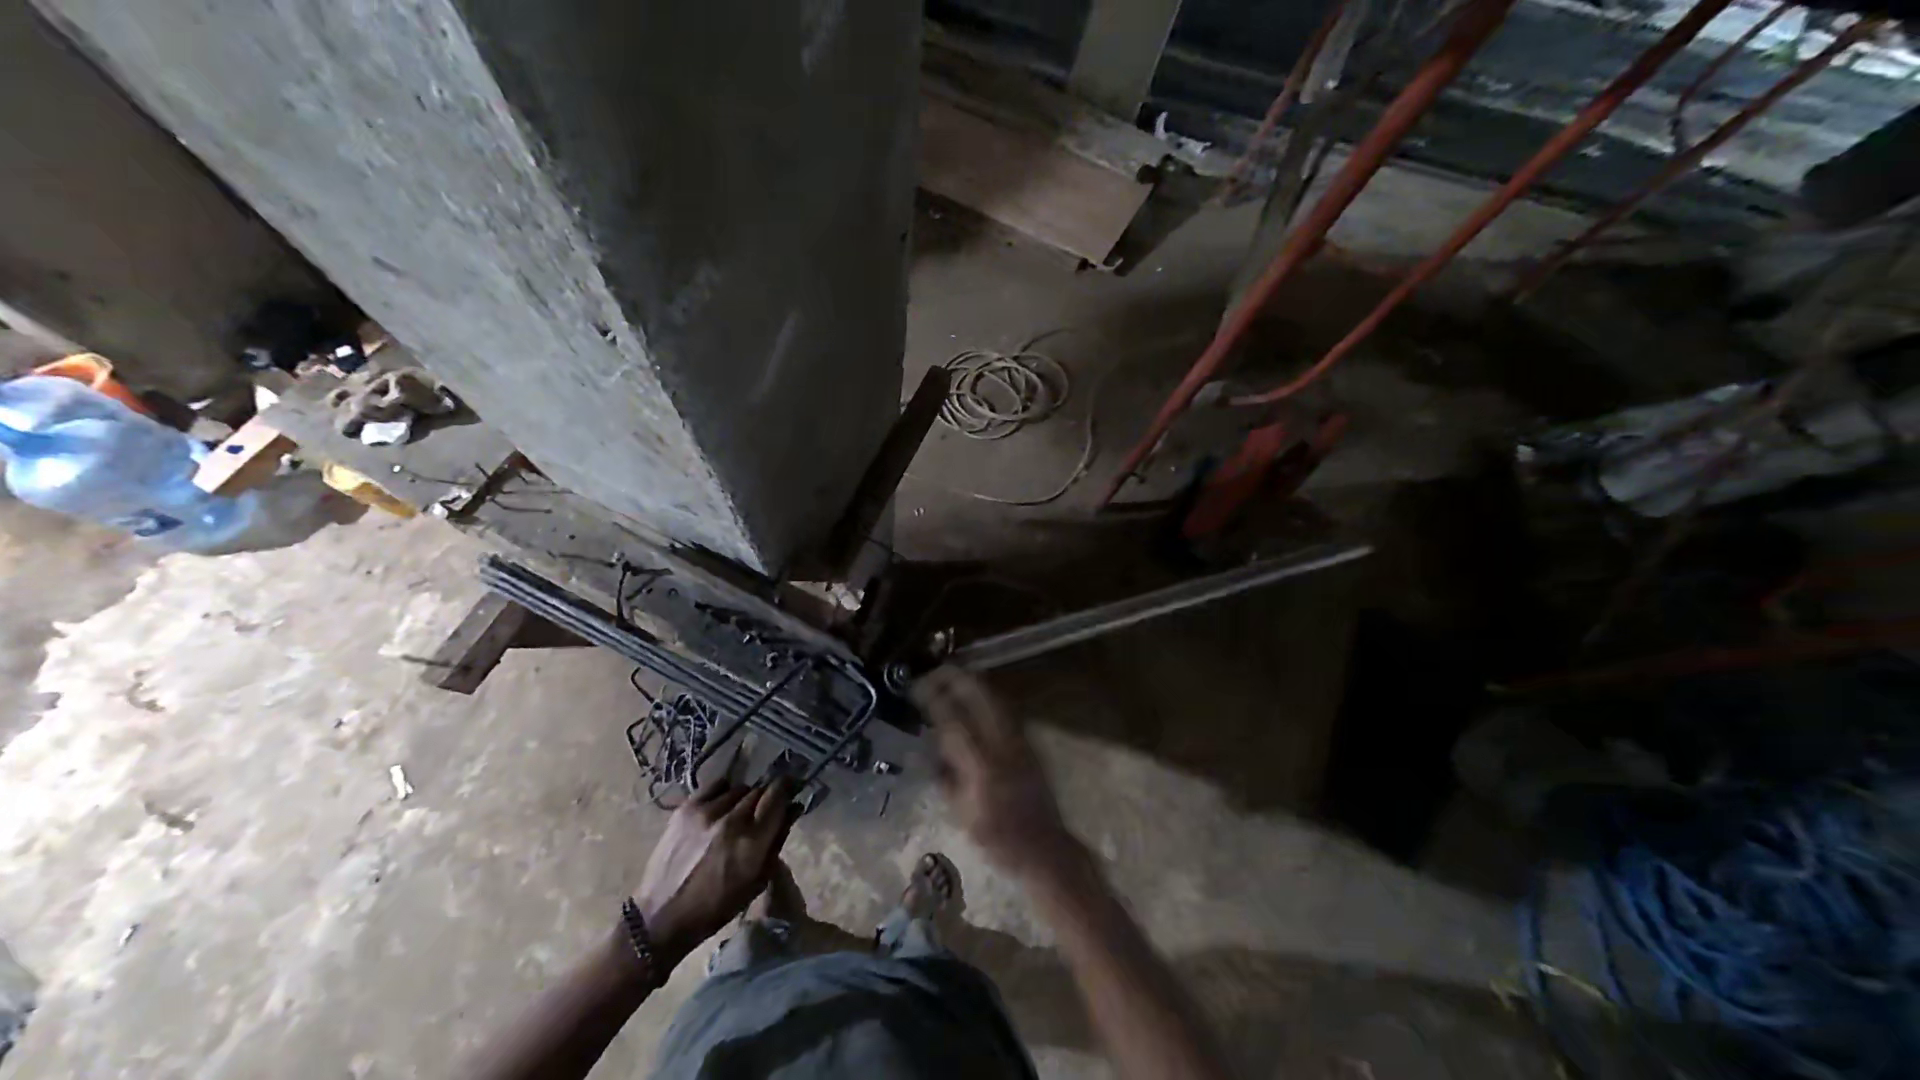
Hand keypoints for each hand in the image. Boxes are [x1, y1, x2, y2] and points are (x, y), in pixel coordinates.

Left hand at [632, 776, 798, 970]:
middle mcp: (732, 821)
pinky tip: (720, 806)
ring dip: (745, 798)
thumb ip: (777, 840)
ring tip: (738, 814)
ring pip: (740, 788)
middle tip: (763, 811)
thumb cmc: (717, 906)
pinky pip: (716, 785)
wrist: (662, 916)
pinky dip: (724, 792)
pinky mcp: (686, 809)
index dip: (787, 787)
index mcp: (753, 843)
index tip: (791, 788)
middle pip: (760, 790)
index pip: (778, 796)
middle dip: (766, 797)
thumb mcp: (757, 881)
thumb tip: (794, 807)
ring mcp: (707, 812)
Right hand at [913, 666, 1079, 877]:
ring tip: (956, 675)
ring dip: (975, 683)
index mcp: (981, 767)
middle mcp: (1003, 746)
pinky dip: (990, 697)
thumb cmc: (999, 841)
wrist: (1045, 848)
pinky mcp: (1030, 745)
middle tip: (937, 671)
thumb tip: (932, 750)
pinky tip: (979, 697)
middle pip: (981, 698)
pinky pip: (1007, 711)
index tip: (918, 687)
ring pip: (997, 699)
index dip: (934, 700)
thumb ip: (946, 778)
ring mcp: (1020, 742)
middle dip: (957, 679)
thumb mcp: (963, 814)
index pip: (953, 722)